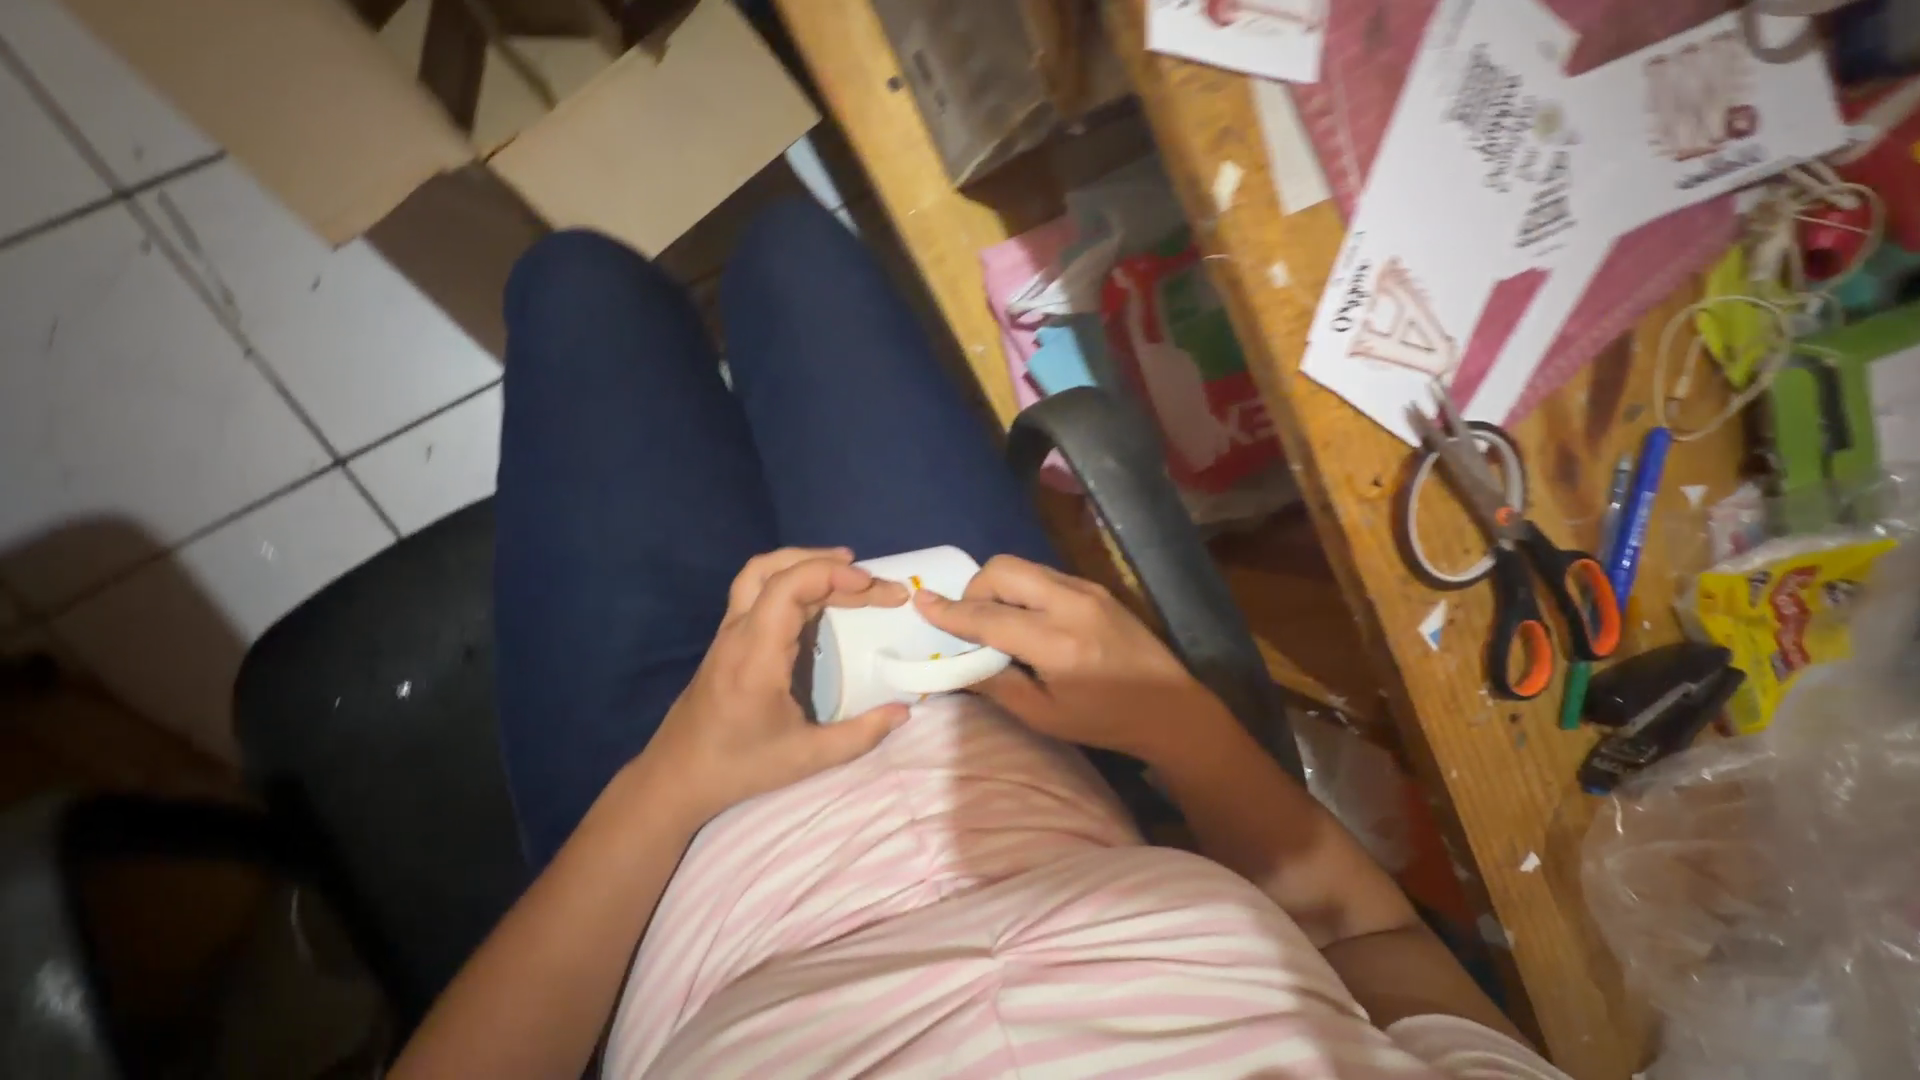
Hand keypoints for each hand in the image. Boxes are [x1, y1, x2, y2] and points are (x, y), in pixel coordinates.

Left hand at [640, 548, 910, 822]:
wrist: (677, 776)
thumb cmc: (740, 766)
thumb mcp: (808, 758)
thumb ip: (860, 735)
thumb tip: (904, 711)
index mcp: (756, 655)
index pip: (787, 587)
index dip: (830, 574)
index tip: (871, 587)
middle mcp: (738, 632)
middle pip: (775, 569)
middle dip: (828, 566)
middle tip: (874, 584)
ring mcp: (729, 632)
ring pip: (761, 572)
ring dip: (805, 564)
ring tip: (848, 574)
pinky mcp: (729, 638)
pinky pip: (758, 591)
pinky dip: (793, 581)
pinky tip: (820, 597)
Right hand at [912, 555, 1229, 761]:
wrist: (1171, 706)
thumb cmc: (1105, 720)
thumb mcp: (1043, 716)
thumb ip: (996, 684)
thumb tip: (957, 662)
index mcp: (1057, 643)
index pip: (988, 617)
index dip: (950, 612)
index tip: (920, 603)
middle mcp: (1070, 604)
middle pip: (1003, 569)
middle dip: (975, 589)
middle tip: (972, 622)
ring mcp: (1086, 589)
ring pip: (1022, 567)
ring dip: (999, 588)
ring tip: (1001, 624)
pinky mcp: (1095, 587)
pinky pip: (1043, 575)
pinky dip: (1022, 591)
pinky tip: (1030, 622)